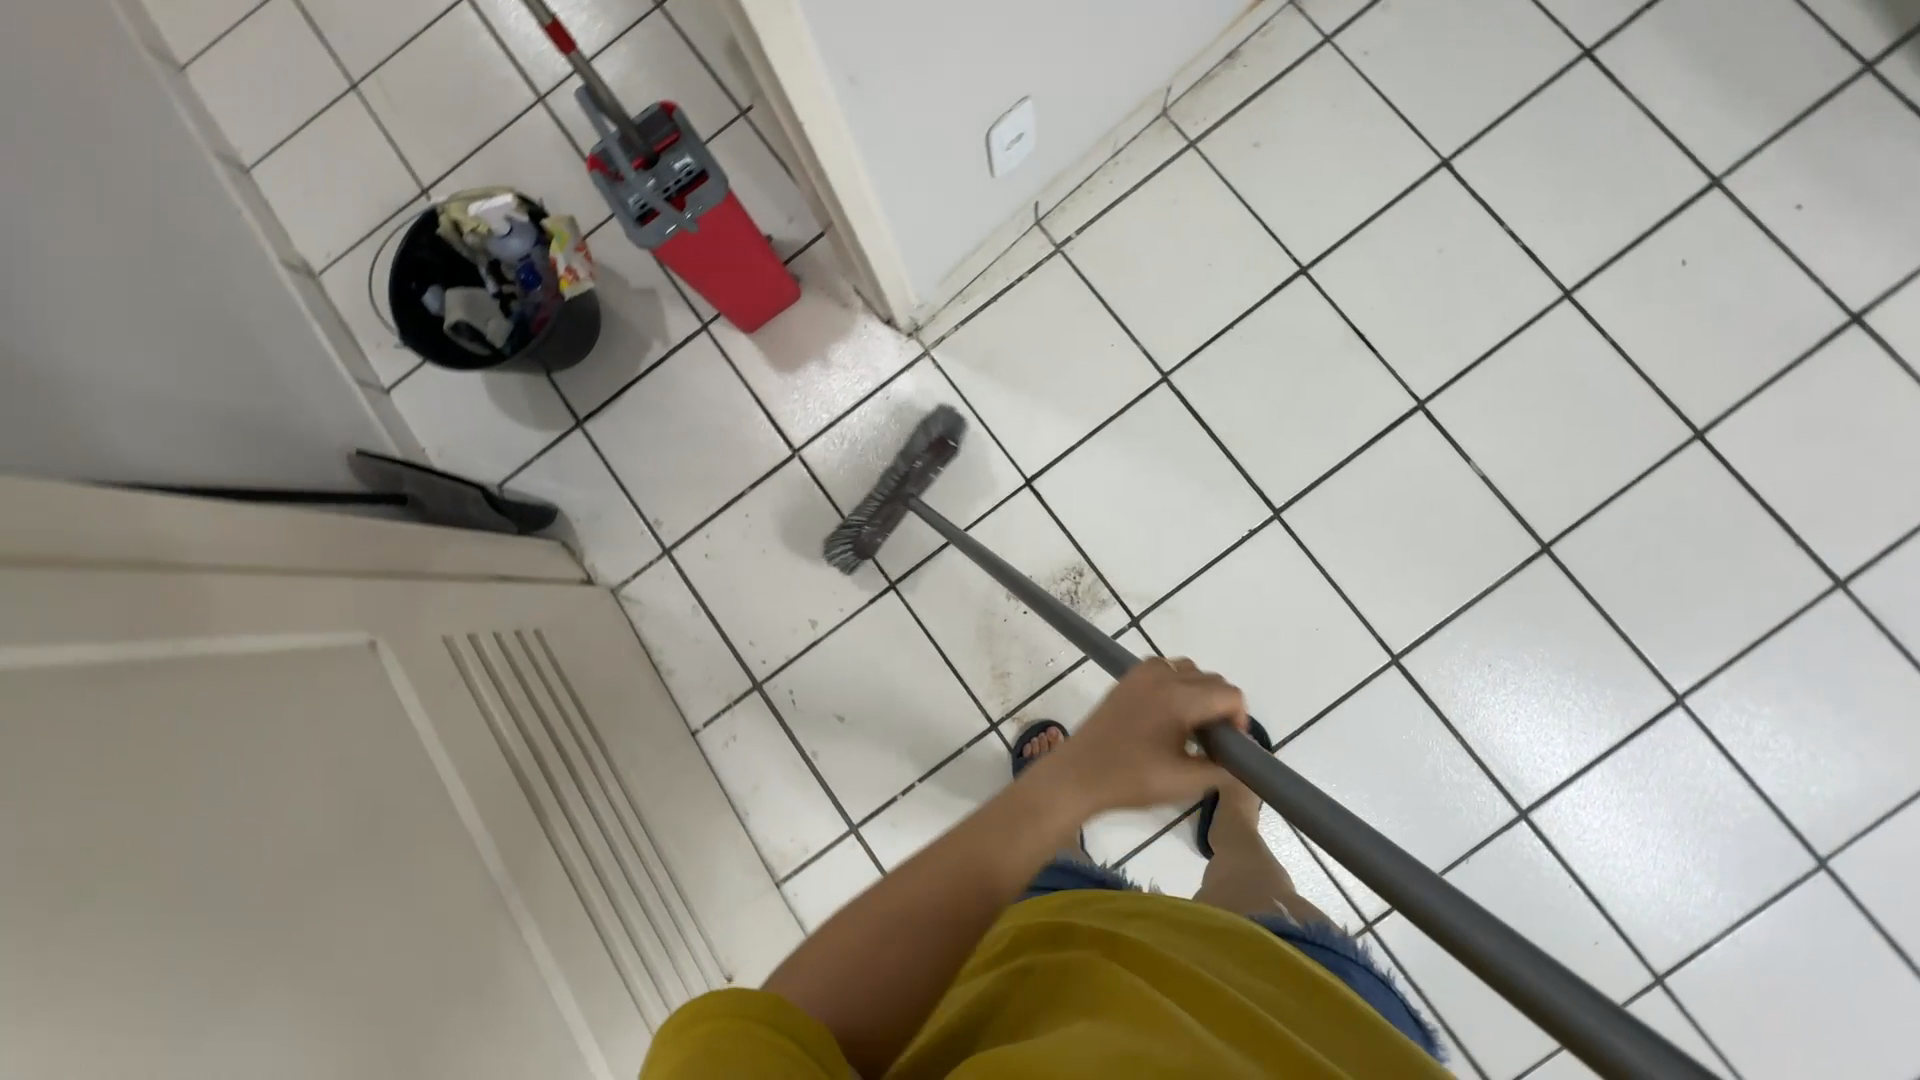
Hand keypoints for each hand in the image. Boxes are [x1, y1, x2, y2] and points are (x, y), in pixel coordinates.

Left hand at [1041, 658, 1247, 814]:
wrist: (1079, 774)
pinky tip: (1167, 715)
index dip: (1238, 720)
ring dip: (1199, 693)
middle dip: (1220, 708)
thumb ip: (1223, 770)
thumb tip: (1241, 761)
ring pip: (1189, 671)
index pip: (1230, 695)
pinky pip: (1165, 670)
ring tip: (1189, 728)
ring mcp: (1142, 673)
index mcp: (1180, 698)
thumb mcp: (1185, 782)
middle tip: (1210, 743)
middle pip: (1212, 680)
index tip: (1227, 747)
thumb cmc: (1131, 780)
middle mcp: (1163, 676)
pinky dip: (1176, 685)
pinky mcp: (1127, 678)